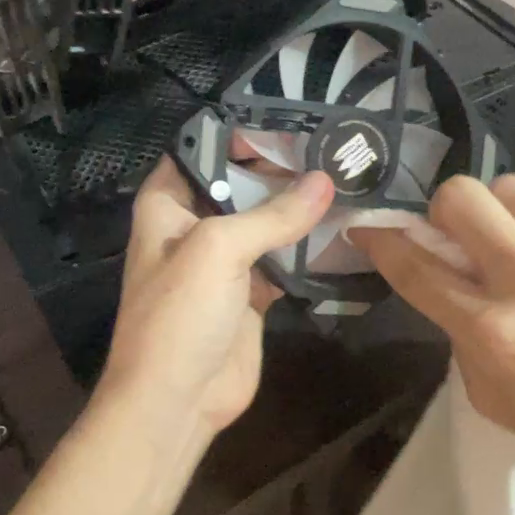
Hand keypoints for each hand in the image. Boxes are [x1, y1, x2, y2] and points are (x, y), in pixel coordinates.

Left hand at [100, 159, 333, 437]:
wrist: (176, 400)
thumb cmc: (179, 313)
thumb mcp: (218, 249)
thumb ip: (271, 215)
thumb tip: (325, 181)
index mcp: (166, 205)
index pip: (198, 151)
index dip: (234, 133)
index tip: (285, 114)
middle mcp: (192, 226)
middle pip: (238, 185)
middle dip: (277, 167)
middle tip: (332, 142)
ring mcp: (223, 262)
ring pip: (264, 222)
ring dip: (297, 207)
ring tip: (347, 173)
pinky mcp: (251, 293)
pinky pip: (283, 260)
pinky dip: (308, 247)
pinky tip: (345, 225)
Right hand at [351, 174, 514, 491]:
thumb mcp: (501, 403)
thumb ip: (464, 341)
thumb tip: (455, 290)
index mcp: (495, 331)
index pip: (415, 265)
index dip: (381, 239)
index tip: (368, 228)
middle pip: (459, 196)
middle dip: (444, 210)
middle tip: (462, 236)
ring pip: (513, 188)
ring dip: (505, 216)